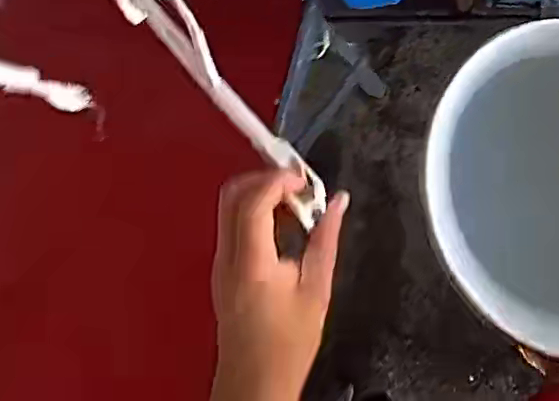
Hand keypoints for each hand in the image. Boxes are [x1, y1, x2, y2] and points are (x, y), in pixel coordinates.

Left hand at [211, 168, 348, 400]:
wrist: (252, 390)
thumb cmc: (288, 345)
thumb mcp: (317, 291)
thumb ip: (326, 239)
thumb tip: (339, 200)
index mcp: (251, 263)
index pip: (253, 202)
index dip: (279, 180)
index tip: (305, 182)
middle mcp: (227, 258)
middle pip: (232, 195)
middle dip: (265, 177)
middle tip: (297, 185)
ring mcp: (219, 263)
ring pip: (229, 205)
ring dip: (260, 191)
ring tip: (294, 202)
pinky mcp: (222, 269)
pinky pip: (232, 222)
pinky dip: (255, 208)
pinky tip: (282, 222)